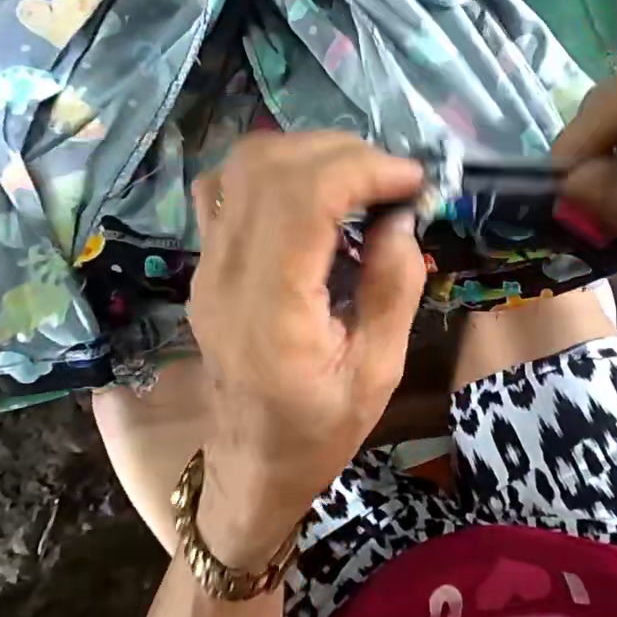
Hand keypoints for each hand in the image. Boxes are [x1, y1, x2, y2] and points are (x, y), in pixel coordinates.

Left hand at [186, 133, 426, 567]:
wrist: (250, 463)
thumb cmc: (319, 431)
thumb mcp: (378, 372)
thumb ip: (393, 288)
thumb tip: (400, 216)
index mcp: (272, 311)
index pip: (302, 198)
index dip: (362, 169)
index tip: (412, 181)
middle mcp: (226, 276)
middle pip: (268, 168)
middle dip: (342, 153)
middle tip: (390, 181)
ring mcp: (206, 266)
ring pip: (241, 167)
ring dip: (307, 154)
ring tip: (356, 180)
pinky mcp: (204, 265)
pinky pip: (224, 189)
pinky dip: (271, 171)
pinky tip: (308, 194)